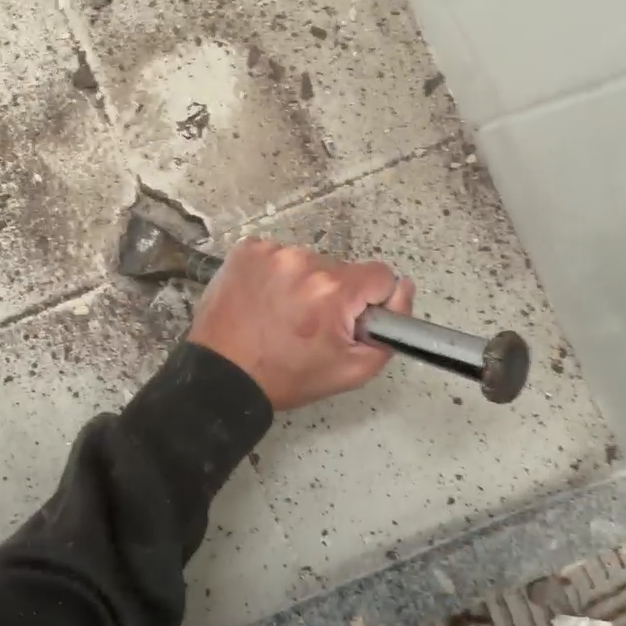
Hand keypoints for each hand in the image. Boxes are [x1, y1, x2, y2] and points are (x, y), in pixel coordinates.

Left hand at [186, 237, 415, 410]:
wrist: (222, 374)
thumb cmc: (283, 375)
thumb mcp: (351, 370)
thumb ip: (390, 332)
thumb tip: (402, 290)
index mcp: (333, 289)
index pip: (381, 275)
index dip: (374, 300)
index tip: (354, 319)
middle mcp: (303, 261)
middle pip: (341, 270)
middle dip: (334, 295)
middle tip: (310, 325)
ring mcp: (271, 252)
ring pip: (308, 263)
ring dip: (302, 283)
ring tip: (282, 315)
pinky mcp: (246, 250)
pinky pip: (277, 256)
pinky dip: (274, 275)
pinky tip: (264, 301)